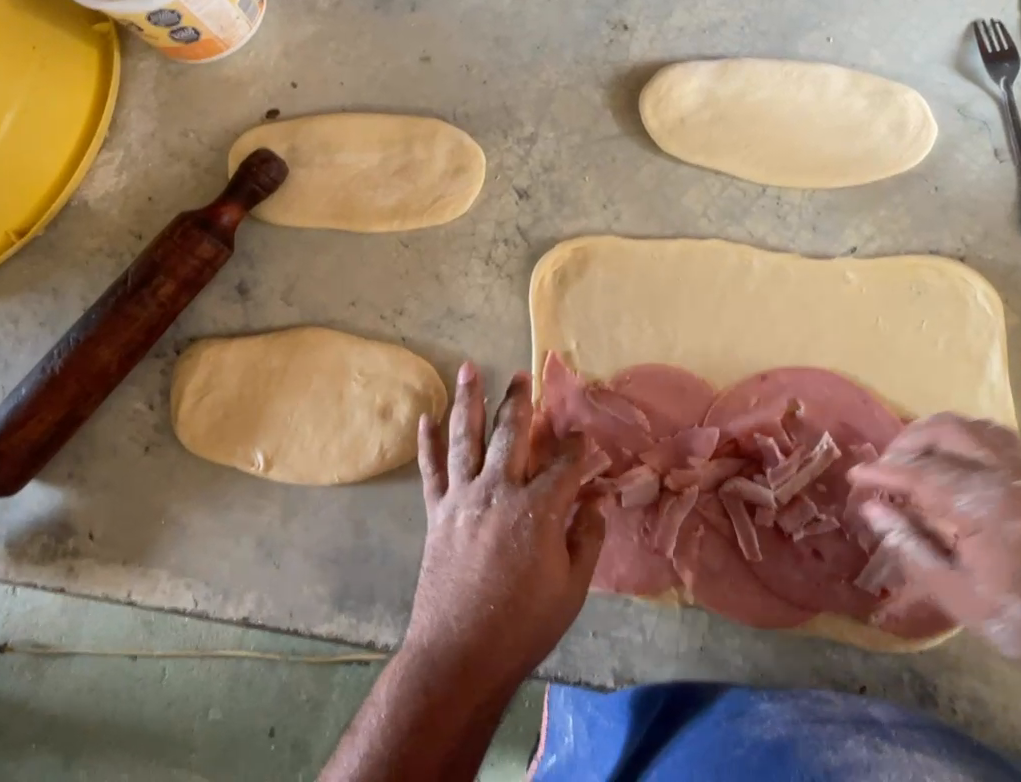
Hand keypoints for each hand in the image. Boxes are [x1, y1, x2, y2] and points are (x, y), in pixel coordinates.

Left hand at [402, 362, 606, 693]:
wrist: (460, 654)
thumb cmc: (523, 625)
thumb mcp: (572, 587)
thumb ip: (586, 539)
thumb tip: (593, 504)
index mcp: (538, 509)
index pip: (565, 464)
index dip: (579, 447)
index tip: (586, 438)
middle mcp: (498, 491)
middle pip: (511, 434)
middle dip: (520, 401)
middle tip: (522, 375)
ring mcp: (462, 499)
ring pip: (465, 438)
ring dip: (468, 400)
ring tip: (469, 367)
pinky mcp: (437, 513)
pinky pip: (431, 469)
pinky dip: (428, 442)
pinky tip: (428, 417)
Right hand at [847, 413, 1020, 691]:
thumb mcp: (961, 598)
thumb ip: (912, 546)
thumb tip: (873, 510)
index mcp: (984, 505)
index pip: (918, 471)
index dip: (882, 473)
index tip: (858, 478)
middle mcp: (1015, 475)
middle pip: (949, 430)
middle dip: (910, 441)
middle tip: (889, 465)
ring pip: (984, 429)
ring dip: (946, 437)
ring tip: (925, 462)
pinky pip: (1015, 445)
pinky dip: (981, 447)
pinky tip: (972, 474)